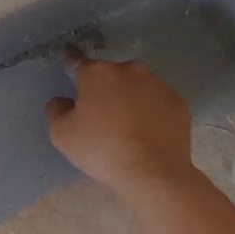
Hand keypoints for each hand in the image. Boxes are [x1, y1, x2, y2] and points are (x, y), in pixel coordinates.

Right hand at [45, 49, 198, 200]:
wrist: (154, 172)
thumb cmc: (103, 149)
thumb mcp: (62, 135)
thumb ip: (56, 110)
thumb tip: (63, 101)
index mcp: (96, 73)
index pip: (77, 60)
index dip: (71, 62)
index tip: (69, 63)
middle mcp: (128, 70)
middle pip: (109, 74)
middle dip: (104, 87)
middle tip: (101, 114)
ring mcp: (157, 84)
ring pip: (136, 86)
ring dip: (129, 98)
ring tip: (127, 126)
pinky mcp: (178, 102)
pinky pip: (157, 102)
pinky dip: (151, 111)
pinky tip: (148, 133)